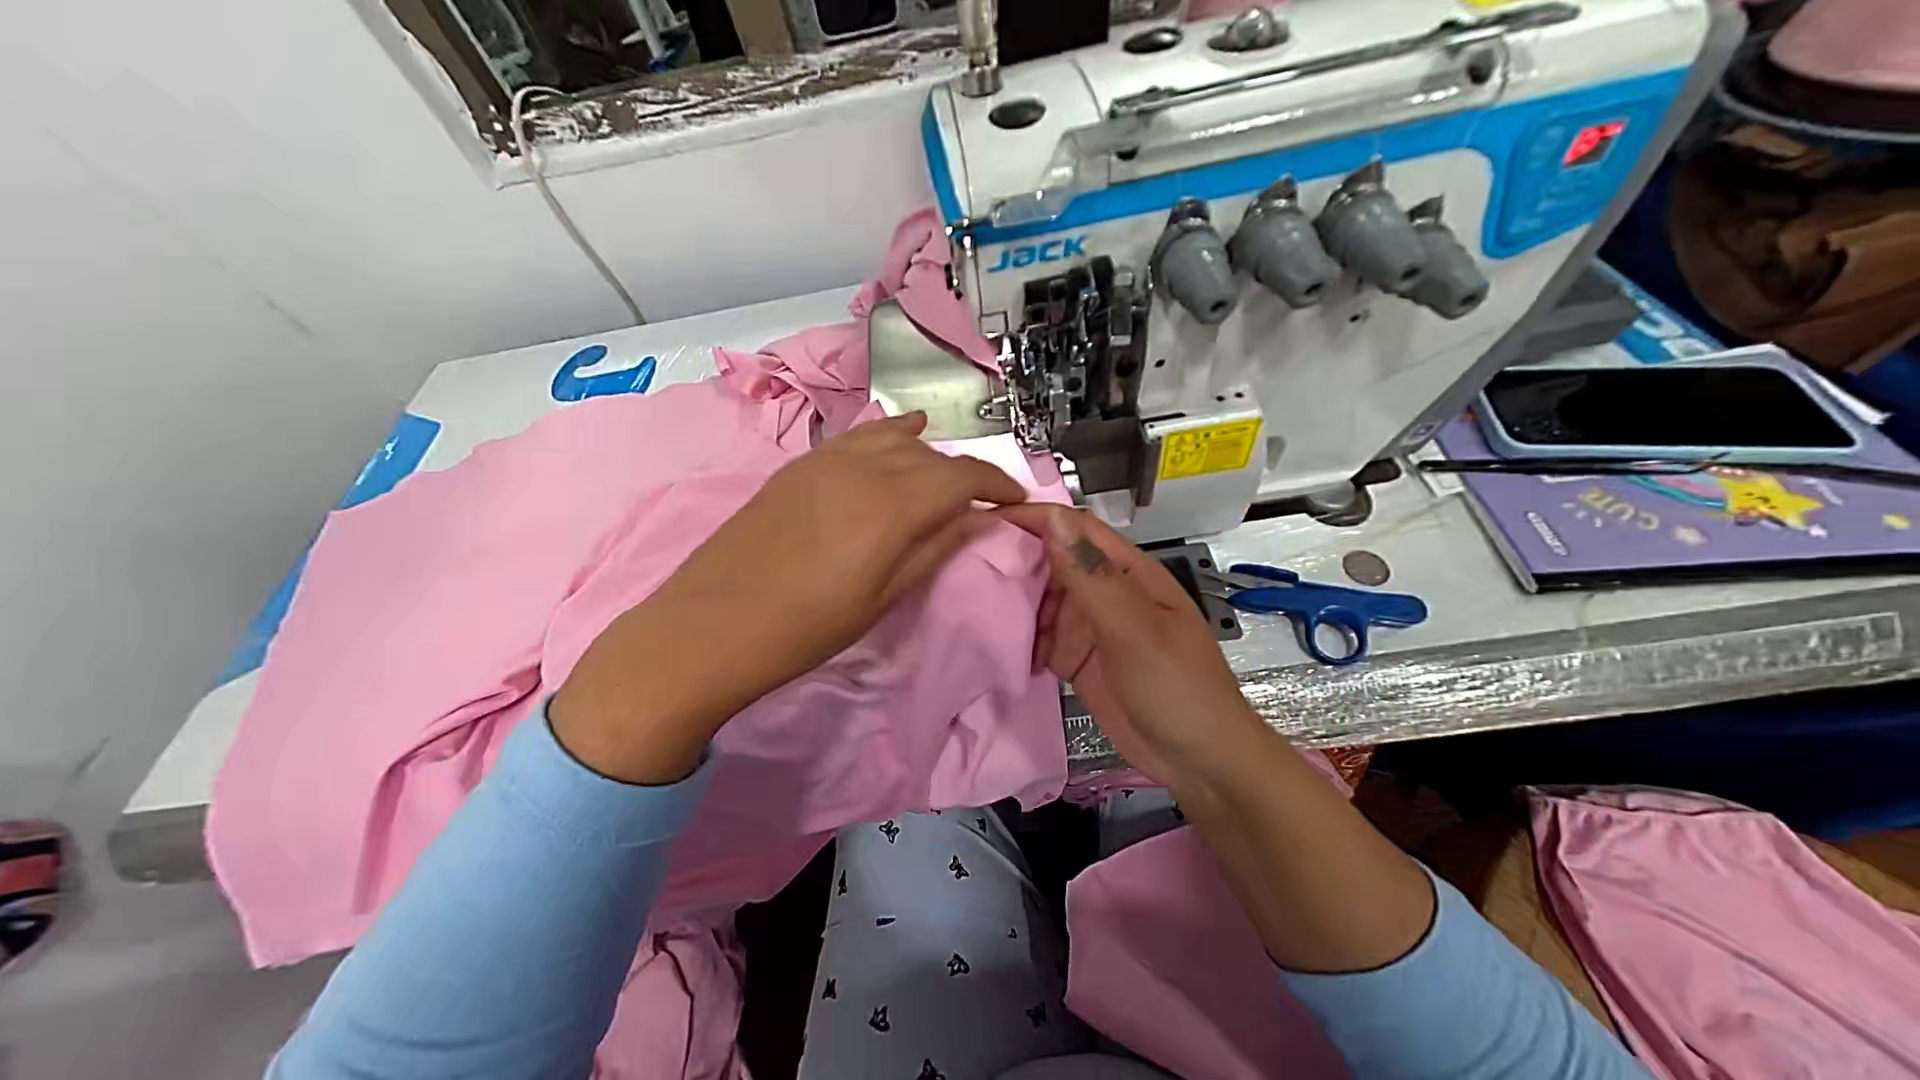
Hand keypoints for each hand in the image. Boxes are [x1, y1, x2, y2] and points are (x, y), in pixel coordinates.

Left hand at [554, 412, 1027, 782]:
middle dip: (963, 474)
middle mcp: (861, 467)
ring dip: (926, 454)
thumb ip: (934, 549)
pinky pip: (857, 437)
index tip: (1016, 501)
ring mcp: (824, 460)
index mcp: (890, 504)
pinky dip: (886, 436)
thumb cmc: (804, 628)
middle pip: (930, 455)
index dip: (997, 485)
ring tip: (941, 474)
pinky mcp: (798, 466)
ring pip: (893, 438)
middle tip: (978, 504)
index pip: (962, 477)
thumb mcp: (882, 598)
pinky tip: (897, 436)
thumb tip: (976, 519)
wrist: (708, 628)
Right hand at [999, 504, 1267, 788]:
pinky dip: (1022, 638)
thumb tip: (1052, 521)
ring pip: (1043, 599)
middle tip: (961, 564)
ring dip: (1014, 601)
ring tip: (971, 604)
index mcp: (1126, 572)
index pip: (1072, 529)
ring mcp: (1092, 627)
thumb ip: (1091, 577)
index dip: (1030, 519)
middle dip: (1013, 560)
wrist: (1200, 761)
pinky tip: (997, 643)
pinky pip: (1043, 638)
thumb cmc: (1176, 688)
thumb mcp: (1134, 630)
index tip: (981, 520)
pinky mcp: (1079, 660)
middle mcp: (1105, 592)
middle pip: (1052, 561)